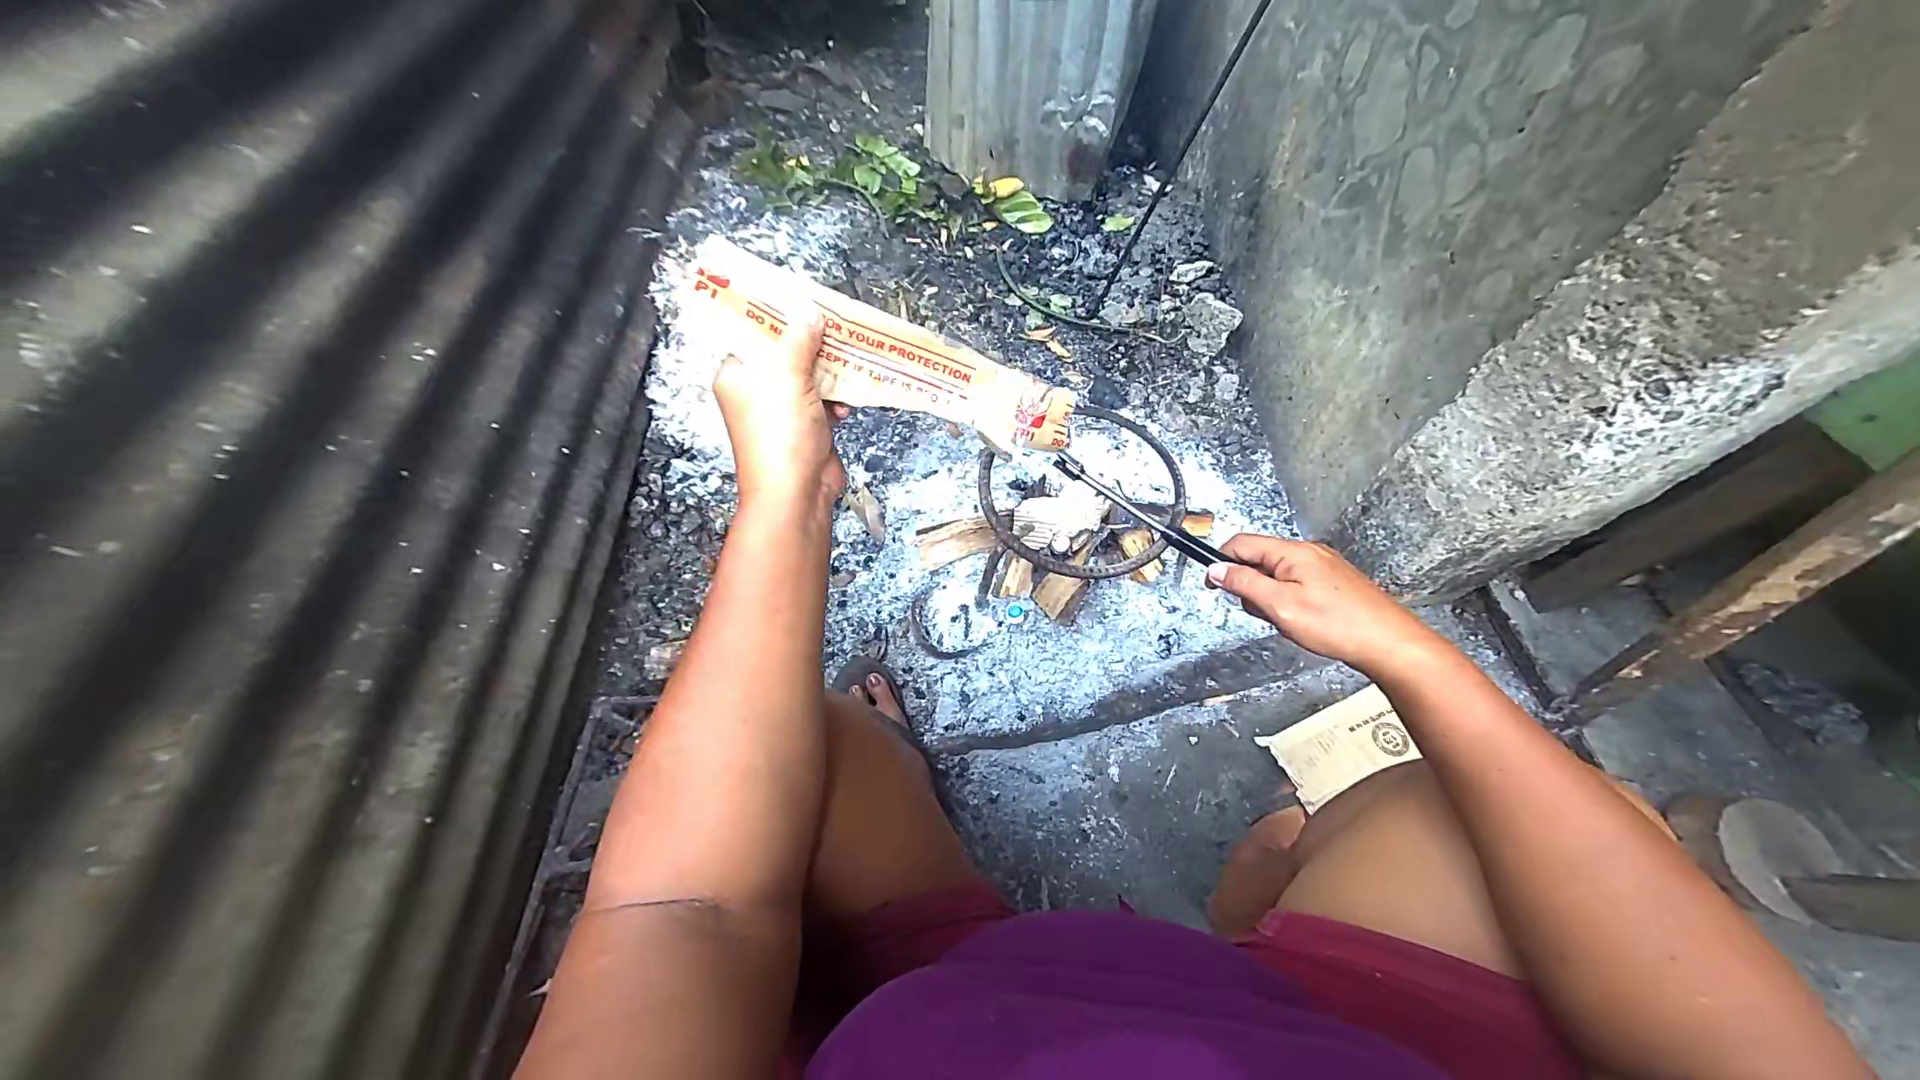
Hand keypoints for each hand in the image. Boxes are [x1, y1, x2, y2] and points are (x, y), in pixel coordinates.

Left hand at [712, 299, 846, 510]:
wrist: (796, 493)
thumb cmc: (778, 439)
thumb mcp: (786, 375)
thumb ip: (799, 338)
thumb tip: (808, 312)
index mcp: (738, 374)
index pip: (753, 331)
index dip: (777, 313)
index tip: (800, 297)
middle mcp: (758, 390)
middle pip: (787, 351)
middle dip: (813, 342)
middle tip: (834, 326)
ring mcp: (784, 409)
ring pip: (811, 375)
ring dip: (831, 372)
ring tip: (846, 365)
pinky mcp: (808, 425)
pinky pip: (825, 399)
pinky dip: (837, 398)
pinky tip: (844, 403)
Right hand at [1206, 534, 1451, 677]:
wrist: (1391, 645)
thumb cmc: (1340, 626)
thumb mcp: (1280, 605)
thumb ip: (1244, 583)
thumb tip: (1216, 569)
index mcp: (1293, 552)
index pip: (1240, 544)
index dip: (1220, 563)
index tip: (1213, 584)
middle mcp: (1308, 553)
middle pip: (1257, 559)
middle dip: (1249, 586)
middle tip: (1263, 612)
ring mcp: (1322, 567)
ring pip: (1275, 575)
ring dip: (1270, 598)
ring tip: (1287, 620)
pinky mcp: (1331, 582)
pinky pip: (1294, 585)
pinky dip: (1288, 602)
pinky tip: (1302, 621)